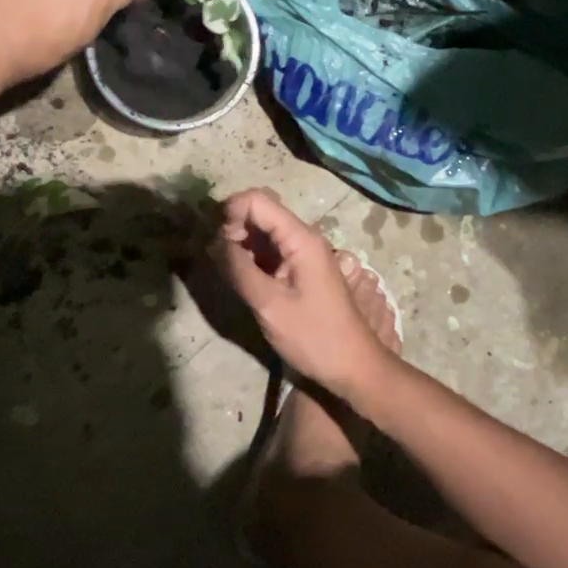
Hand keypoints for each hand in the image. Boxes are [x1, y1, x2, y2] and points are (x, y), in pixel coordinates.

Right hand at [215, 189, 398, 397]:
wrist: (354, 367)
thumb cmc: (314, 337)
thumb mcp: (270, 306)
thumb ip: (240, 269)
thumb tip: (213, 242)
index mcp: (301, 238)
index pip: (257, 200)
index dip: (230, 212)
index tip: (216, 243)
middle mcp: (303, 237)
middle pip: (260, 211)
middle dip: (233, 226)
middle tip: (219, 259)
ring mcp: (302, 253)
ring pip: (263, 231)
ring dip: (240, 243)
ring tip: (225, 269)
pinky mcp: (299, 269)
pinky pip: (270, 250)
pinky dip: (251, 257)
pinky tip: (240, 277)